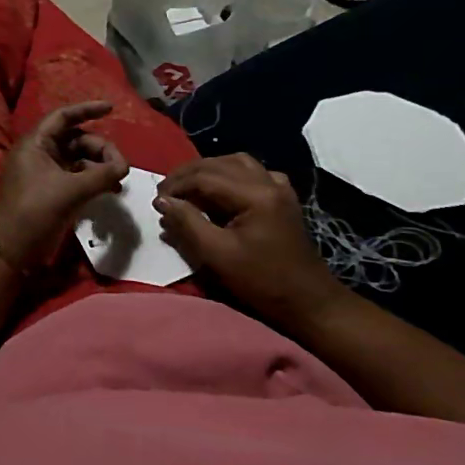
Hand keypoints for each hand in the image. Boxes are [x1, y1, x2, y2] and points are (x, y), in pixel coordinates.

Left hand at [0, 102, 129, 270]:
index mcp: (35, 144)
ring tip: (118, 180)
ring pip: (78, 159)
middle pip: (75, 139)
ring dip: (99, 166)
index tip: (111, 108)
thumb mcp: (71, 190)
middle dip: (100, 148)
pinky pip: (76, 177)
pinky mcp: (50, 191)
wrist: (12, 248)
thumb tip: (124, 167)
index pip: (62, 117)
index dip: (86, 109)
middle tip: (119, 167)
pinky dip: (93, 180)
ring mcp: (44, 173)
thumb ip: (101, 175)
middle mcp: (38, 153)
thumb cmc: (34, 211)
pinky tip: (111, 190)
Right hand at [152, 153, 347, 322]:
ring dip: (206, 171)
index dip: (176, 186)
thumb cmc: (261, 281)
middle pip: (218, 164)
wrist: (308, 301)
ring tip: (186, 187)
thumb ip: (187, 223)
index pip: (204, 177)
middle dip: (186, 175)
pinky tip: (218, 190)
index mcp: (256, 195)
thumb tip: (162, 201)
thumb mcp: (216, 254)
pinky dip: (228, 175)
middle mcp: (269, 182)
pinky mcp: (281, 197)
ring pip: (235, 163)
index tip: (156, 202)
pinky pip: (250, 173)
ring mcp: (279, 187)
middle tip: (164, 192)